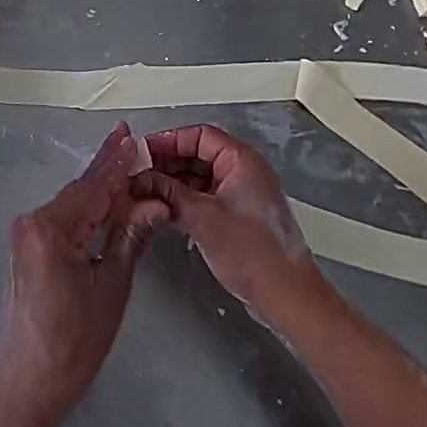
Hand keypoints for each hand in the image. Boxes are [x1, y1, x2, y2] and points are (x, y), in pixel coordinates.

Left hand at [0, 122, 169, 406]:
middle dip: (107, 164)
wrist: (26, 381)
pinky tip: (105, 191)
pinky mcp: (31, 245)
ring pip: (75, 200)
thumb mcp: (111, 284)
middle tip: (126, 134)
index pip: (95, 188)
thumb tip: (156, 203)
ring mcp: (28, 233)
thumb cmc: (73, 340)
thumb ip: (130, 235)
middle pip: (82, 188)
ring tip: (122, 154)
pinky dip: (88, 203)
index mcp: (51, 228)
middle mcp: (34, 222)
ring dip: (99, 182)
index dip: (119, 165)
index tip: (135, 140)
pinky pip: (67, 215)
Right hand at [133, 124, 328, 317]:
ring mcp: (242, 191)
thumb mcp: (202, 217)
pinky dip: (187, 198)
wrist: (284, 291)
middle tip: (142, 173)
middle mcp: (244, 169)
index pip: (200, 135)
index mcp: (241, 160)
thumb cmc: (255, 253)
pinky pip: (208, 194)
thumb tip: (146, 181)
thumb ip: (169, 193)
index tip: (145, 152)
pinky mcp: (239, 212)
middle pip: (200, 153)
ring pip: (201, 175)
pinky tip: (166, 208)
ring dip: (175, 182)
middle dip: (169, 162)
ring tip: (148, 191)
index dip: (169, 140)